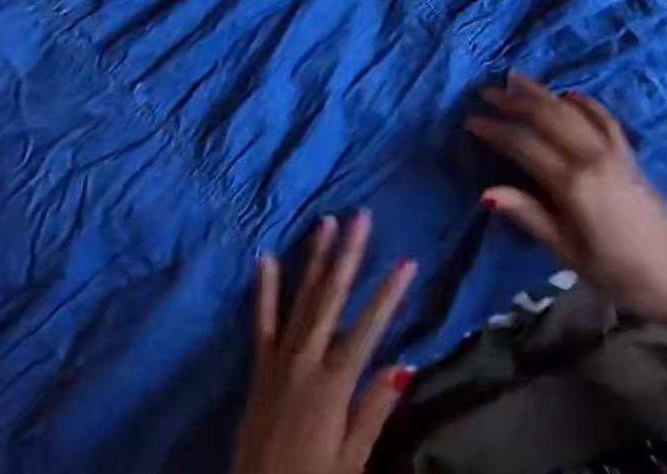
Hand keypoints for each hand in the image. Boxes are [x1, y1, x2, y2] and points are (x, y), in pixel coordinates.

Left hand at [233, 212, 418, 473]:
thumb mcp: (350, 462)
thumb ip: (373, 412)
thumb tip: (403, 365)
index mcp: (332, 385)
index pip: (367, 329)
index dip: (388, 294)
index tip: (407, 261)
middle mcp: (305, 363)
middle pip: (331, 299)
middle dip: (349, 255)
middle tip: (360, 217)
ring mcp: (280, 363)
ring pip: (301, 301)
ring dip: (316, 259)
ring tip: (326, 223)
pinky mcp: (260, 371)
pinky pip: (262, 325)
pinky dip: (266, 292)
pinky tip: (268, 260)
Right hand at [467, 72, 666, 325]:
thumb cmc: (618, 270)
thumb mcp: (567, 251)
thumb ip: (529, 215)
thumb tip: (486, 193)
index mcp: (572, 183)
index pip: (523, 144)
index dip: (495, 130)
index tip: (471, 120)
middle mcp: (591, 156)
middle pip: (545, 117)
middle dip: (513, 102)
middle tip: (486, 92)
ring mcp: (612, 150)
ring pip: (570, 110)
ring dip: (541, 93)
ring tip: (516, 79)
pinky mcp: (627, 152)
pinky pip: (601, 116)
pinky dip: (582, 102)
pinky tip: (569, 94)